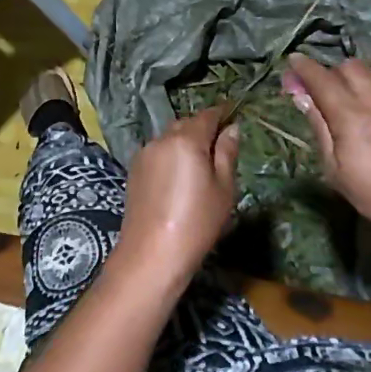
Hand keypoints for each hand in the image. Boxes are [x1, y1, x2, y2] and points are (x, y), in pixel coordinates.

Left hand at [120, 107, 239, 282]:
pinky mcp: (134, 172)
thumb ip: (227, 153)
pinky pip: (159, 152)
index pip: (208, 115)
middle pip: (187, 123)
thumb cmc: (197, 222)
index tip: (236, 117)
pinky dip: (172, 155)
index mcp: (186, 139)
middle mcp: (162, 139)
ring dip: (186, 142)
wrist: (150, 257)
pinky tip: (181, 178)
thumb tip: (232, 128)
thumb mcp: (224, 187)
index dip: (224, 114)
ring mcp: (144, 155)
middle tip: (222, 147)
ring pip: (171, 137)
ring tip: (201, 165)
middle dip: (204, 128)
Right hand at [284, 54, 370, 240]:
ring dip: (363, 77)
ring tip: (360, 97)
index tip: (294, 61)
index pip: (322, 79)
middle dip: (334, 73)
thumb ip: (320, 129)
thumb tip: (303, 97)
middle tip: (328, 91)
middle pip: (350, 67)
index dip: (304, 67)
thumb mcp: (337, 171)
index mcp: (351, 116)